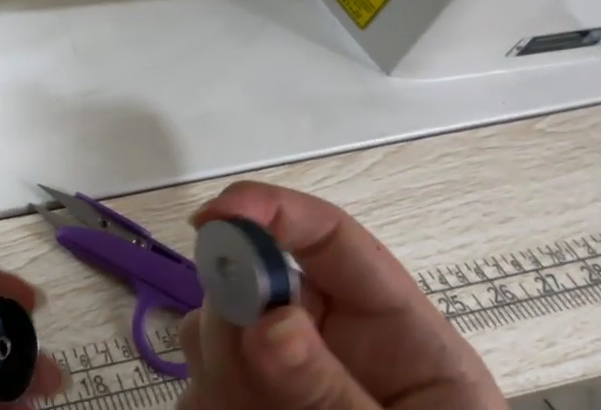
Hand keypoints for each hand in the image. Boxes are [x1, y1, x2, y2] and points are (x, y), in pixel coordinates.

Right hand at [178, 182, 506, 409]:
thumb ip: (333, 394)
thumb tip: (264, 316)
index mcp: (400, 342)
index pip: (332, 239)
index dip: (270, 211)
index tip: (212, 221)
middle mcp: (337, 347)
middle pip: (255, 282)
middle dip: (233, 319)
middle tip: (239, 381)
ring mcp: (286, 378)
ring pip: (215, 331)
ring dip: (218, 379)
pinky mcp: (247, 407)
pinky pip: (199, 385)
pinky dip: (208, 407)